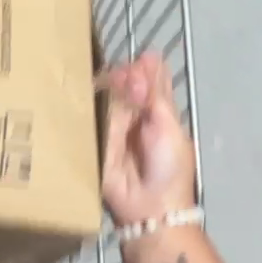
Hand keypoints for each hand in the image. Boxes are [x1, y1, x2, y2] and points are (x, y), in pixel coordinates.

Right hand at [101, 52, 198, 225]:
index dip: (147, 69)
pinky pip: (92, 115)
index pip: (150, 83)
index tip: (145, 58)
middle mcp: (135, 118)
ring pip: (109, 97)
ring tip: (118, 78)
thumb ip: (155, 94)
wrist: (150, 206)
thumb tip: (150, 56)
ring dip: (114, 85)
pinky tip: (95, 89)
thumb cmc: (169, 166)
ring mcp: (113, 127)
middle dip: (129, 75)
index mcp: (158, 115)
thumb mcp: (169, 126)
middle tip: (129, 73)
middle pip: (127, 87)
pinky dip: (93, 101)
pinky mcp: (94, 138)